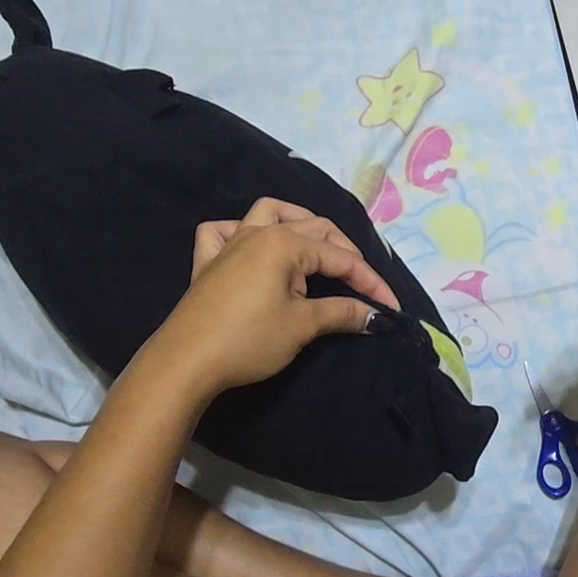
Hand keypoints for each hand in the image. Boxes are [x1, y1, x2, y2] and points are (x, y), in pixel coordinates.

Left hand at [145, 198, 400, 398]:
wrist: (186, 363)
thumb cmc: (249, 340)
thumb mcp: (303, 326)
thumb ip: (343, 313)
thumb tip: (377, 316)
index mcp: (284, 243)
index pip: (341, 258)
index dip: (371, 283)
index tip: (391, 308)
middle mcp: (258, 232)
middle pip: (315, 230)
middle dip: (346, 255)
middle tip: (364, 287)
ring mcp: (230, 244)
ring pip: (270, 213)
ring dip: (298, 223)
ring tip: (317, 247)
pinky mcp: (208, 263)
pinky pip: (223, 232)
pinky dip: (241, 232)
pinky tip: (251, 248)